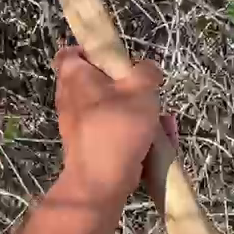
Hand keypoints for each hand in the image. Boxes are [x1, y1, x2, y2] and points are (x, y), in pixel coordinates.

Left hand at [50, 45, 168, 207]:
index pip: (70, 53)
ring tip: (164, 124)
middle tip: (148, 93)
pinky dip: (135, 137)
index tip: (115, 58)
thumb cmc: (117, 127)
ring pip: (113, 112)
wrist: (101, 182)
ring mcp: (80, 126)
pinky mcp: (92, 148)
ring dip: (139, 115)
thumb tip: (148, 70)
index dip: (90, 51)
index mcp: (75, 77)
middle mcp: (71, 100)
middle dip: (129, 89)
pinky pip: (116, 134)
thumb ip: (147, 73)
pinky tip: (161, 143)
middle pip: (99, 84)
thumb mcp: (141, 90)